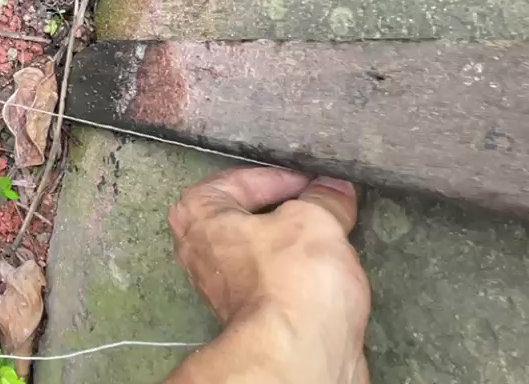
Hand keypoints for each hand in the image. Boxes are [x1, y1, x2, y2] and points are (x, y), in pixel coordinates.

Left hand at [163, 168, 370, 383]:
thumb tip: (333, 186)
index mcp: (196, 209)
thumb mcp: (315, 223)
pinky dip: (293, 267)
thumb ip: (322, 200)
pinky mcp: (242, 305)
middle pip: (246, 210)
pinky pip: (268, 272)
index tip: (317, 180)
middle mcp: (195, 239)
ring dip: (291, 238)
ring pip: (257, 243)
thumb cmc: (294, 279)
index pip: (241, 179)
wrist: (297, 352)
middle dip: (285, 206)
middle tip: (323, 204)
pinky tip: (320, 272)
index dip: (284, 177)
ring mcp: (215, 275)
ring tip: (328, 236)